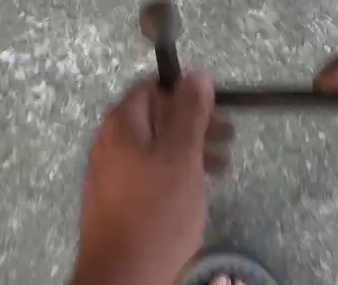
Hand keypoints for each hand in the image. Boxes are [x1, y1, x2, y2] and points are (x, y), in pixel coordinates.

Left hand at [69, 73, 228, 284]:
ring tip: (221, 167)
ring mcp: (108, 170)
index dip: (187, 93)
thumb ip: (190, 113)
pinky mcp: (114, 198)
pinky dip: (172, 172)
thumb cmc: (156, 211)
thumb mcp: (182, 156)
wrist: (120, 278)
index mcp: (122, 122)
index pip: (155, 87)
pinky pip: (146, 171)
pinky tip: (194, 189)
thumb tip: (197, 73)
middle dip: (193, 124)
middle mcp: (109, 139)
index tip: (217, 109)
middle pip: (156, 117)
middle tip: (228, 138)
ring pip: (154, 146)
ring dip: (188, 149)